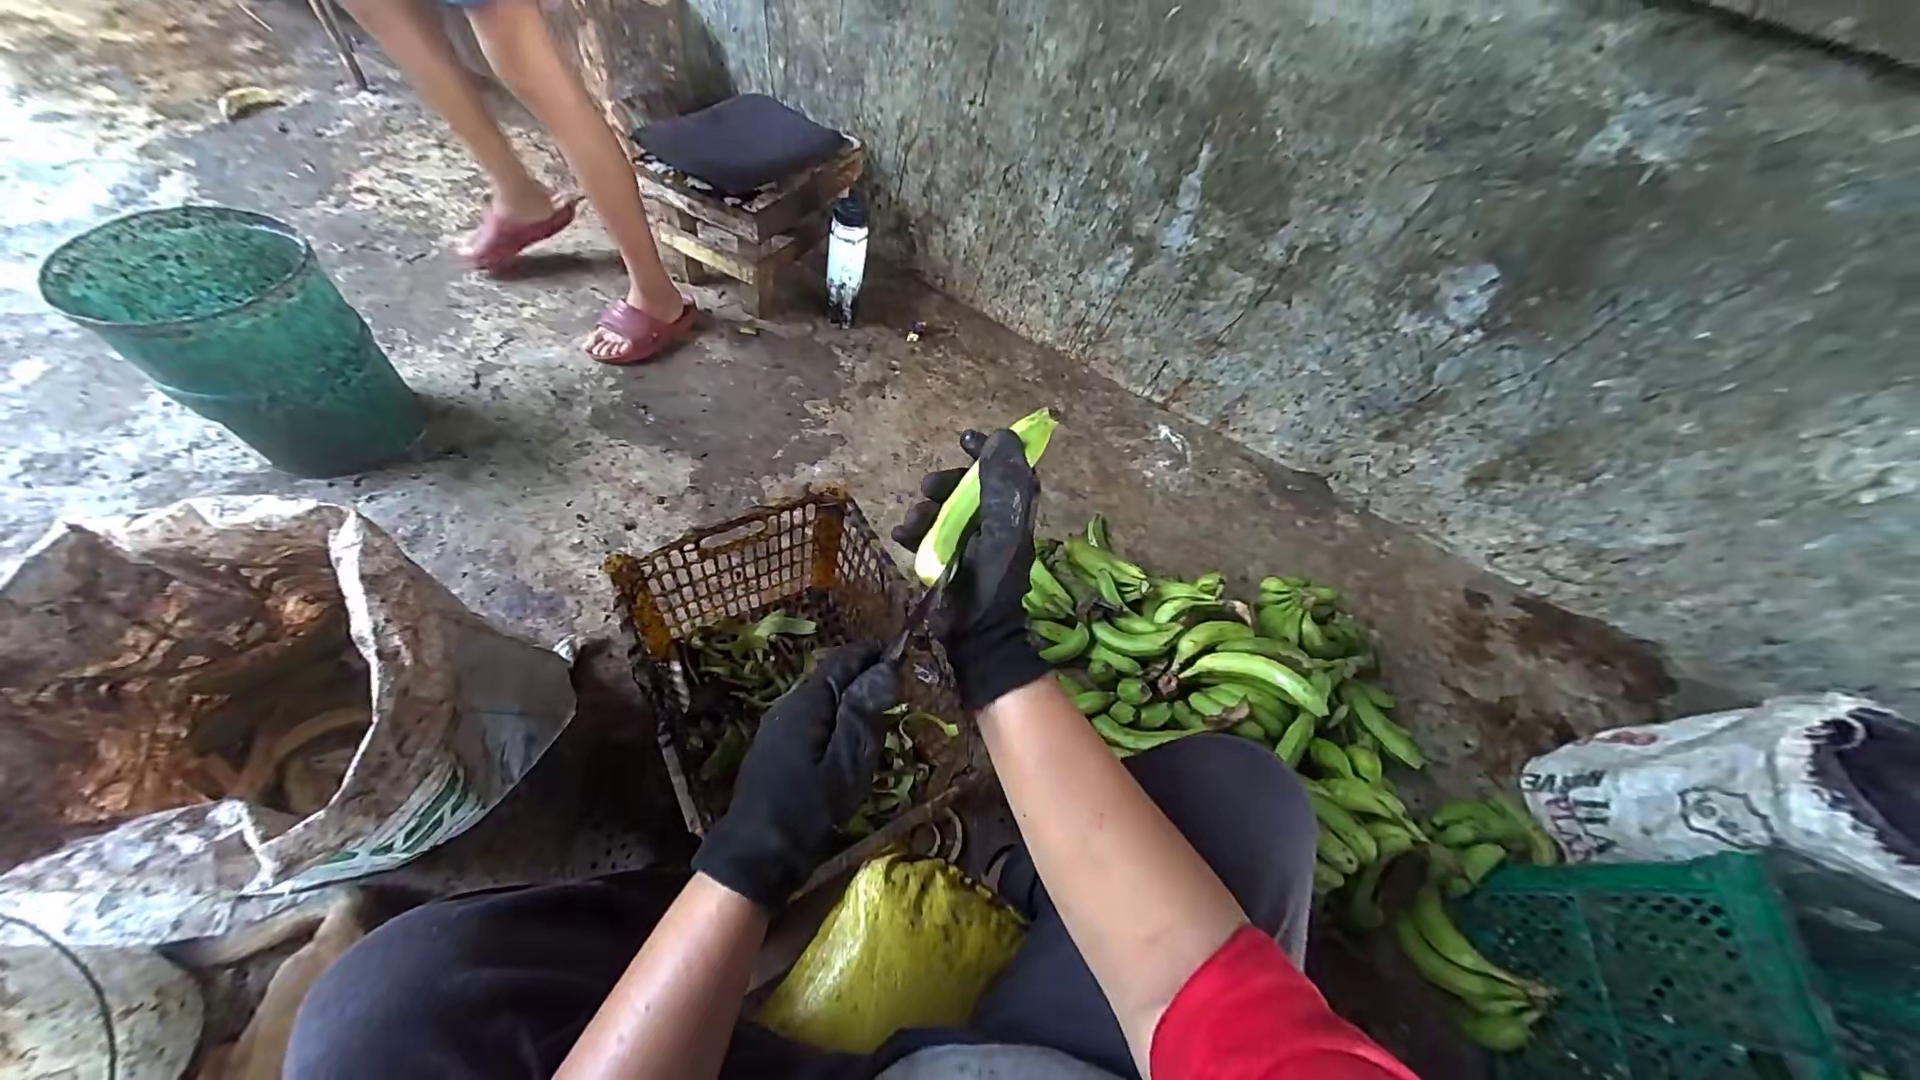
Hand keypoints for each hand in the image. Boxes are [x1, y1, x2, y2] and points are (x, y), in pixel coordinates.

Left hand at [692, 643, 898, 909]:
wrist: (757, 853)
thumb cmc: (809, 805)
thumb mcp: (847, 759)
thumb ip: (864, 710)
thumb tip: (883, 666)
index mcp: (807, 702)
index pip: (842, 661)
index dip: (870, 653)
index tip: (898, 651)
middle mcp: (788, 705)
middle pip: (830, 678)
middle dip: (861, 674)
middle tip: (894, 682)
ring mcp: (777, 727)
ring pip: (820, 700)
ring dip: (848, 697)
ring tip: (877, 707)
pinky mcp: (774, 748)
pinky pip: (811, 719)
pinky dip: (834, 716)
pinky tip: (846, 736)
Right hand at [893, 428, 1050, 709]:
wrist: (974, 635)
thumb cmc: (994, 583)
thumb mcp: (1003, 531)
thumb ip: (1002, 486)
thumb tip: (1002, 437)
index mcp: (1011, 512)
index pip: (1004, 469)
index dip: (987, 450)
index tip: (965, 439)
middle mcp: (988, 521)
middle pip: (965, 486)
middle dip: (945, 482)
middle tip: (929, 487)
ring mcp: (963, 539)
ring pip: (939, 508)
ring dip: (924, 509)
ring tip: (915, 522)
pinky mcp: (941, 557)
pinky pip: (922, 534)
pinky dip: (910, 532)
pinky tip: (902, 536)